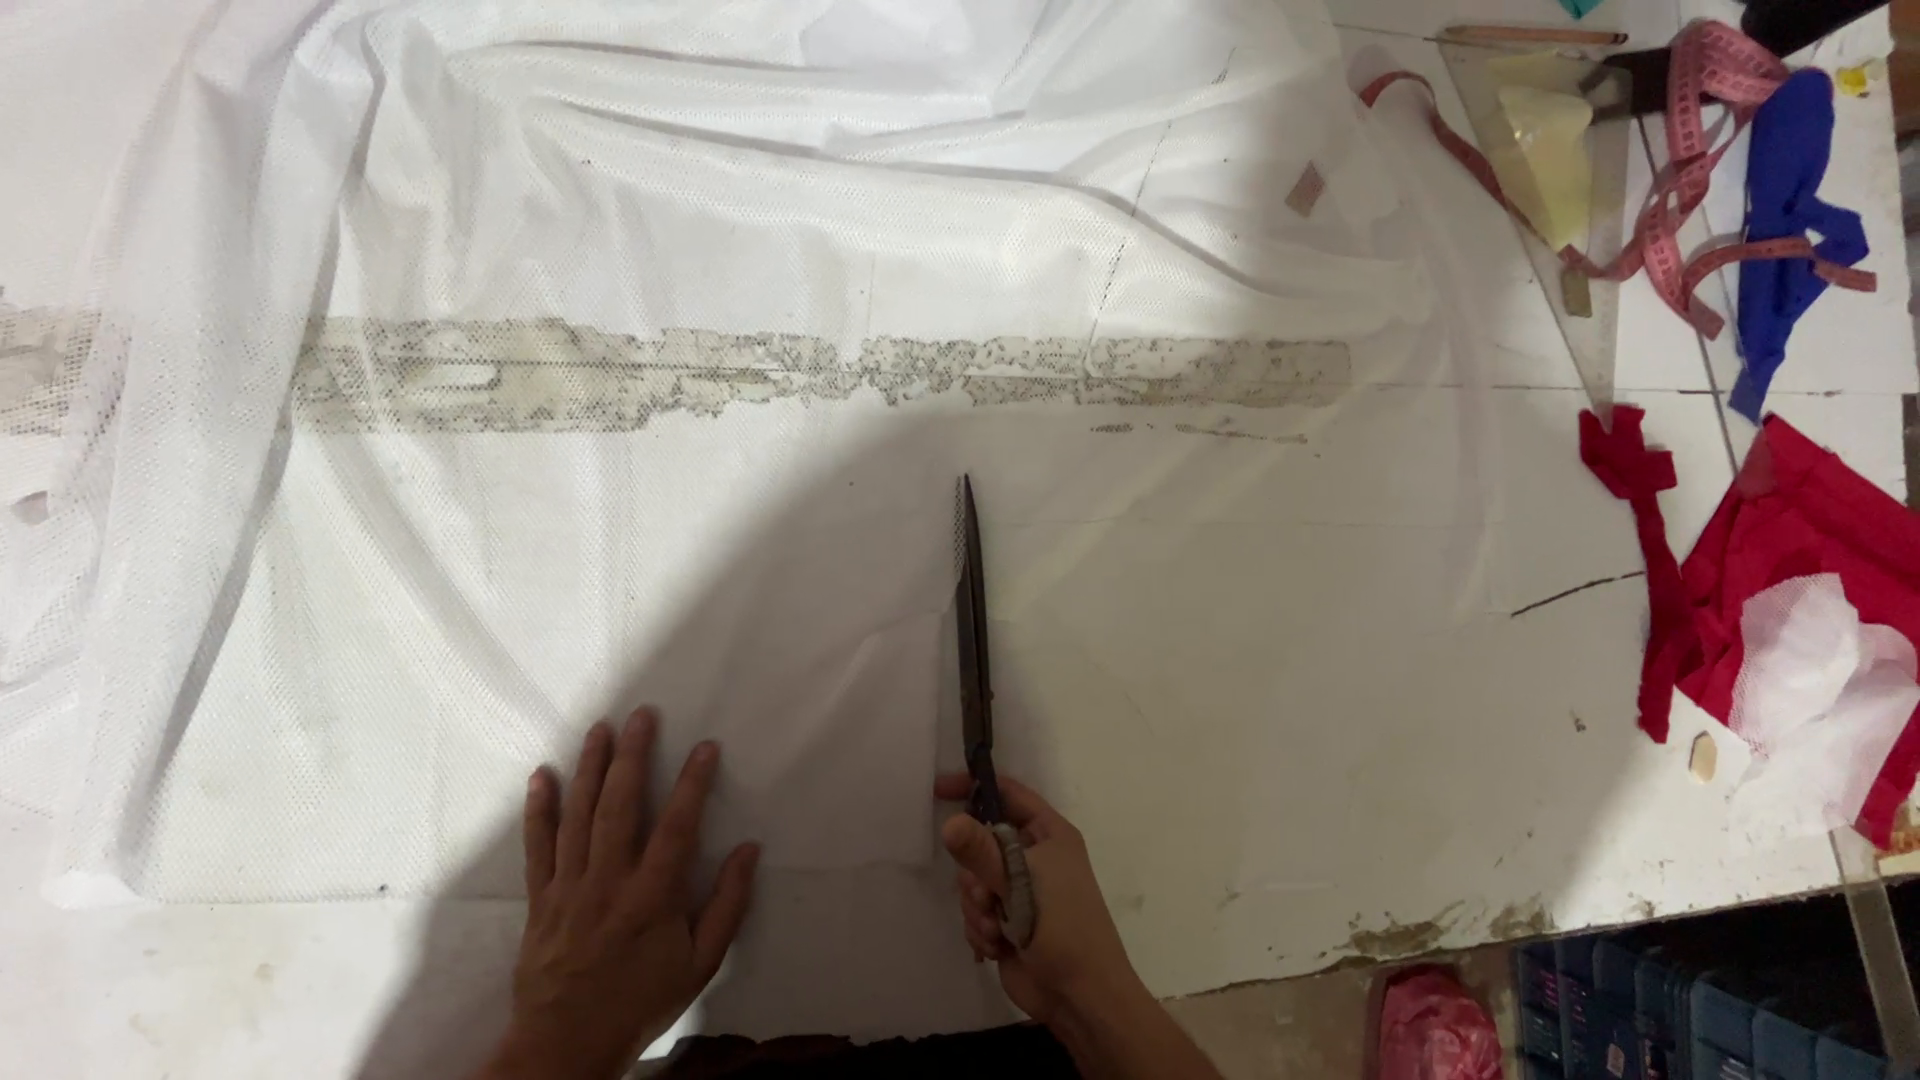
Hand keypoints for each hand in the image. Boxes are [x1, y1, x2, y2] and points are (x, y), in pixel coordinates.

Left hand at [479, 710, 760, 1079]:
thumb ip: (728, 904)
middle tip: (642, 715)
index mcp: (651, 897)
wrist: (564, 1046)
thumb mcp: (701, 963)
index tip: (706, 747)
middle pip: (620, 807)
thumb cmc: (641, 1001)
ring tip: (601, 728)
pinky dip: (539, 809)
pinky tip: (543, 775)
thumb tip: (750, 850)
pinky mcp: (541, 898)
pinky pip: (538, 846)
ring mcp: (569, 887)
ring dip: (591, 768)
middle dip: (633, 756)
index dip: (694, 783)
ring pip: (579, 815)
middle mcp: (608, 882)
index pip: (677, 827)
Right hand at [935, 772, 1141, 1024]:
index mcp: (1049, 834)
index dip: (974, 787)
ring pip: (974, 881)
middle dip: (975, 874)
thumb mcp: (1020, 884)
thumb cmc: (1063, 927)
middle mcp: (1033, 856)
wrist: (1081, 997)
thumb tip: (948, 822)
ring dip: (978, 907)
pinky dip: (980, 929)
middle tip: (985, 895)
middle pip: (981, 842)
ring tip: (997, 928)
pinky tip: (996, 947)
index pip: (1008, 793)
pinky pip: (976, 912)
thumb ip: (981, 852)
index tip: (938, 790)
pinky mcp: (1008, 921)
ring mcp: (1020, 890)